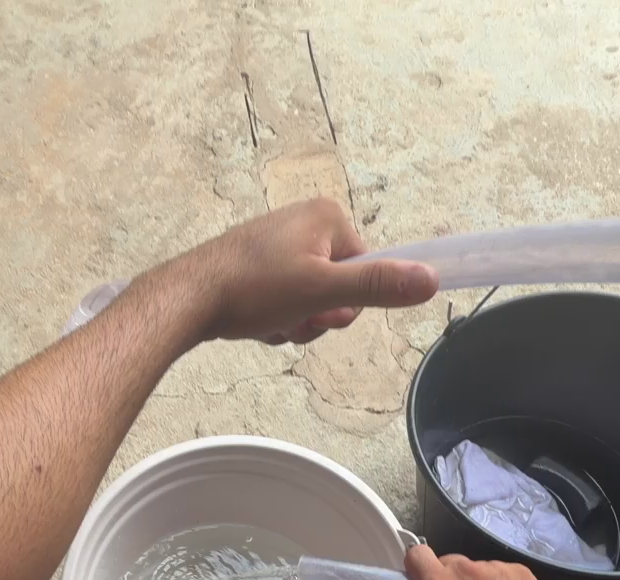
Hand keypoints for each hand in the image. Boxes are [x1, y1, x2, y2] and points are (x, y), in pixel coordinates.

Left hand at [148, 198, 438, 344]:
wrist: (188, 299)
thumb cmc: (253, 290)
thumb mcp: (321, 292)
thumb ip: (376, 287)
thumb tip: (432, 280)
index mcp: (326, 217)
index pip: (366, 269)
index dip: (344, 303)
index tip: (319, 311)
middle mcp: (303, 223)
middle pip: (336, 287)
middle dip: (315, 315)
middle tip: (289, 319)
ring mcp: (277, 245)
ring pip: (308, 299)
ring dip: (294, 322)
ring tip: (267, 321)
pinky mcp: (255, 266)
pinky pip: (282, 301)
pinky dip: (273, 318)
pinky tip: (254, 322)